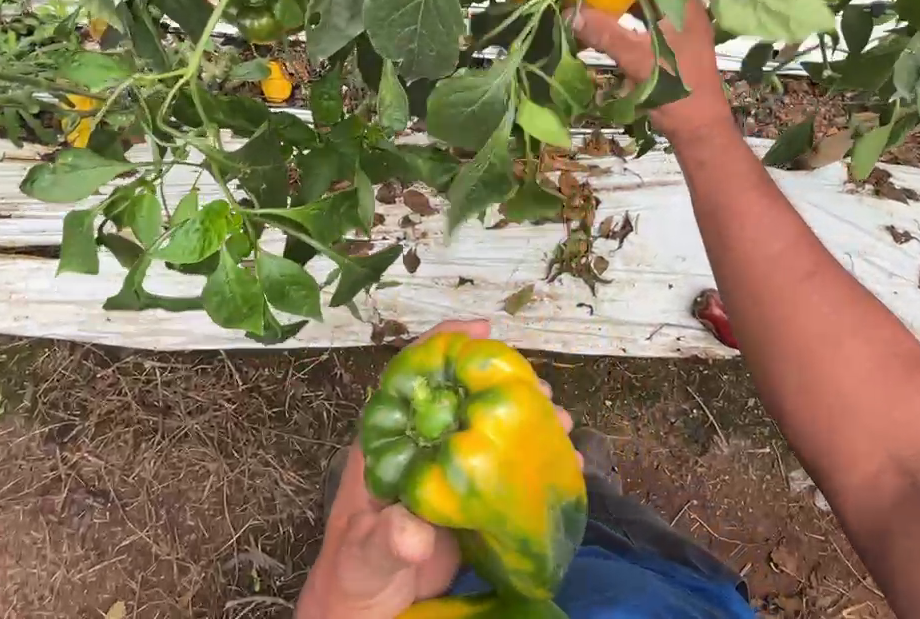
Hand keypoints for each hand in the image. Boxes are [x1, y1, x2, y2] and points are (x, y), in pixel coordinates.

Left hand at [295, 320, 575, 618]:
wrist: (367, 610)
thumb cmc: (353, 573)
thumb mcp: (364, 554)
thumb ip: (386, 539)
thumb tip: (413, 531)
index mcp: (388, 438)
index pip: (413, 373)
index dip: (445, 344)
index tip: (482, 329)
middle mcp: (422, 440)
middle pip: (464, 393)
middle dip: (505, 383)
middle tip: (542, 391)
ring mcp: (448, 465)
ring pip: (489, 424)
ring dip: (526, 418)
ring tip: (562, 423)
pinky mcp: (469, 494)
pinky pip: (504, 464)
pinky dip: (534, 458)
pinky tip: (566, 464)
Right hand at [570, 0, 732, 143]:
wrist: (699, 129)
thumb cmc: (677, 90)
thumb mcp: (637, 59)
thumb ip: (605, 33)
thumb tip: (569, 12)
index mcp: (685, 2)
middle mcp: (686, 6)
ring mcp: (679, 24)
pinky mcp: (672, 41)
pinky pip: (648, 14)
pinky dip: (630, 9)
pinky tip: (607, 10)